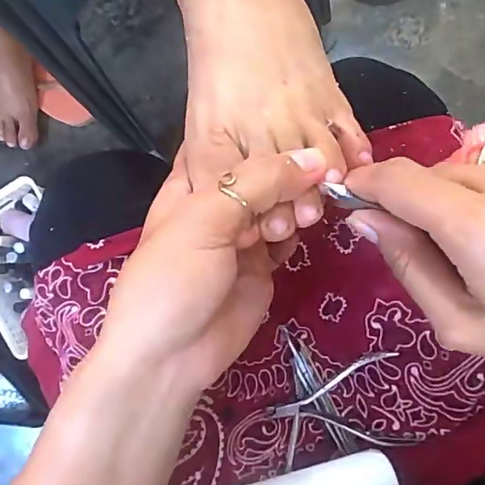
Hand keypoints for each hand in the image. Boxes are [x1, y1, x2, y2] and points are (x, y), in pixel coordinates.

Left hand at [94, 146, 329, 393]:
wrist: (170, 357)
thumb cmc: (173, 279)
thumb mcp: (205, 220)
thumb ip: (257, 183)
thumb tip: (314, 159)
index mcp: (192, 184)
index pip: (230, 142)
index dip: (263, 133)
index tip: (300, 126)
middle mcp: (219, 205)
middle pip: (262, 173)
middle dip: (287, 174)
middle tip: (310, 185)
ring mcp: (242, 236)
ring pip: (280, 203)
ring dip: (297, 203)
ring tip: (307, 212)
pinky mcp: (263, 266)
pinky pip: (289, 237)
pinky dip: (301, 231)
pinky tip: (311, 226)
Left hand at [173, 0, 371, 242]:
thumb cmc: (214, 63)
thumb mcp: (199, 119)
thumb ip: (212, 165)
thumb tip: (233, 208)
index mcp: (216, 136)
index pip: (231, 190)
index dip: (247, 216)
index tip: (259, 233)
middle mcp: (258, 127)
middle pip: (280, 182)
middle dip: (291, 209)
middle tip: (300, 221)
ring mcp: (298, 109)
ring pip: (319, 163)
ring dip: (326, 188)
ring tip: (329, 201)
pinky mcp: (328, 91)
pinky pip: (348, 131)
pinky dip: (356, 153)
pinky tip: (357, 169)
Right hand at [342, 133, 484, 388]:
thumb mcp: (464, 325)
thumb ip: (407, 266)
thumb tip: (364, 218)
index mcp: (484, 230)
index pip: (397, 182)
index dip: (364, 185)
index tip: (351, 198)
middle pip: (426, 172)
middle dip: (418, 203)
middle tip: (444, 248)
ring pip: (457, 159)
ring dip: (454, 190)